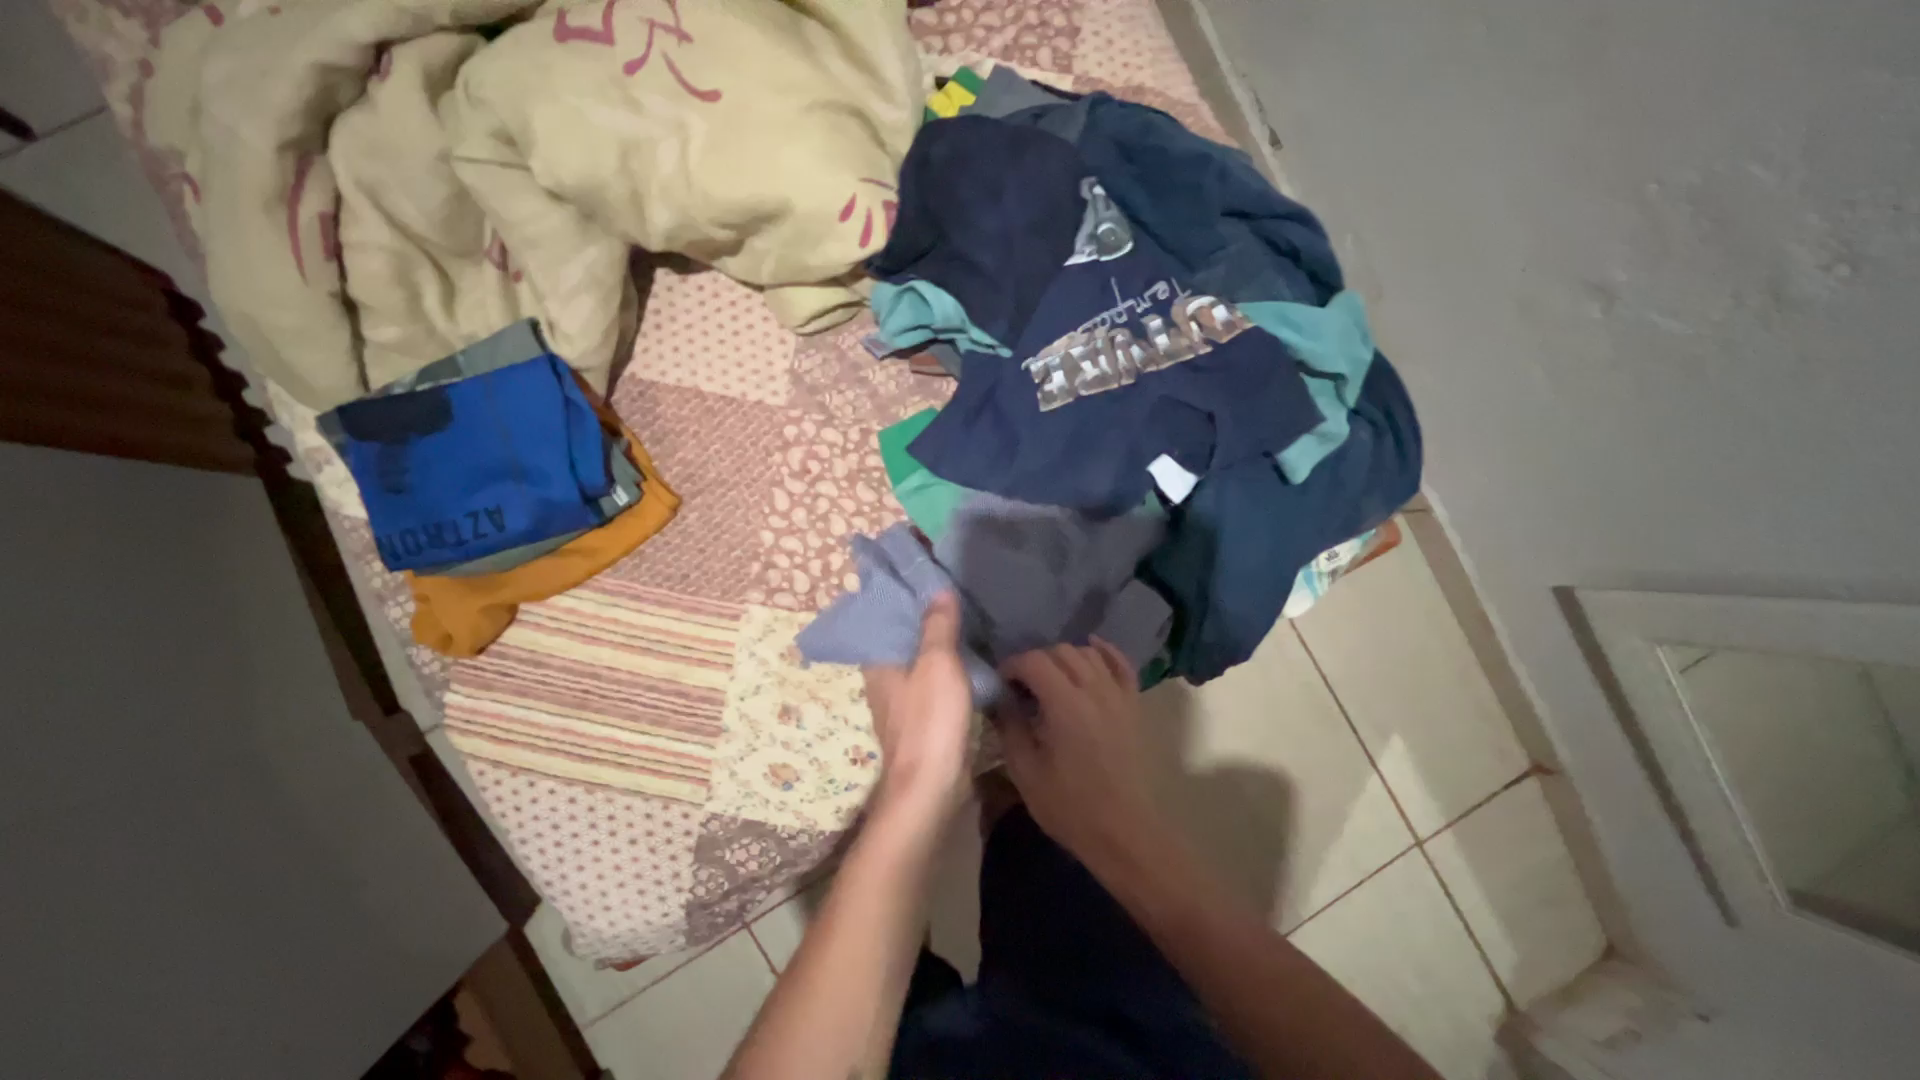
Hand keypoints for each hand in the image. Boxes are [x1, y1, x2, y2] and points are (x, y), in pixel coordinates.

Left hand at [862, 593, 972, 823]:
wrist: (930, 786)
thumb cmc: (929, 720)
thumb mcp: (937, 663)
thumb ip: (937, 625)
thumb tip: (938, 589)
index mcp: (877, 660)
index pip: (885, 615)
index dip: (904, 595)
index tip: (929, 574)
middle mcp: (883, 678)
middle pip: (903, 637)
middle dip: (924, 617)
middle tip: (956, 590)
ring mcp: (901, 701)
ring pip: (919, 660)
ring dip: (938, 643)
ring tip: (967, 617)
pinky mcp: (921, 719)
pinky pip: (933, 681)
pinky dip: (948, 667)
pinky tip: (970, 657)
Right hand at [995, 639, 1159, 866]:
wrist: (1124, 831)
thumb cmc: (1069, 806)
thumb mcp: (1025, 771)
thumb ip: (1009, 727)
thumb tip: (999, 700)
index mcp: (1064, 704)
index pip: (1033, 661)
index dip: (1012, 666)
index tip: (1000, 684)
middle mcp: (1094, 689)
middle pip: (1060, 652)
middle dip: (1035, 662)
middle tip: (1021, 687)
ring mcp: (1118, 696)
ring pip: (1088, 655)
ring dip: (1064, 658)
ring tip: (1049, 681)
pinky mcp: (1133, 706)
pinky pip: (1121, 665)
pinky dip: (1105, 651)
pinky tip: (1092, 647)